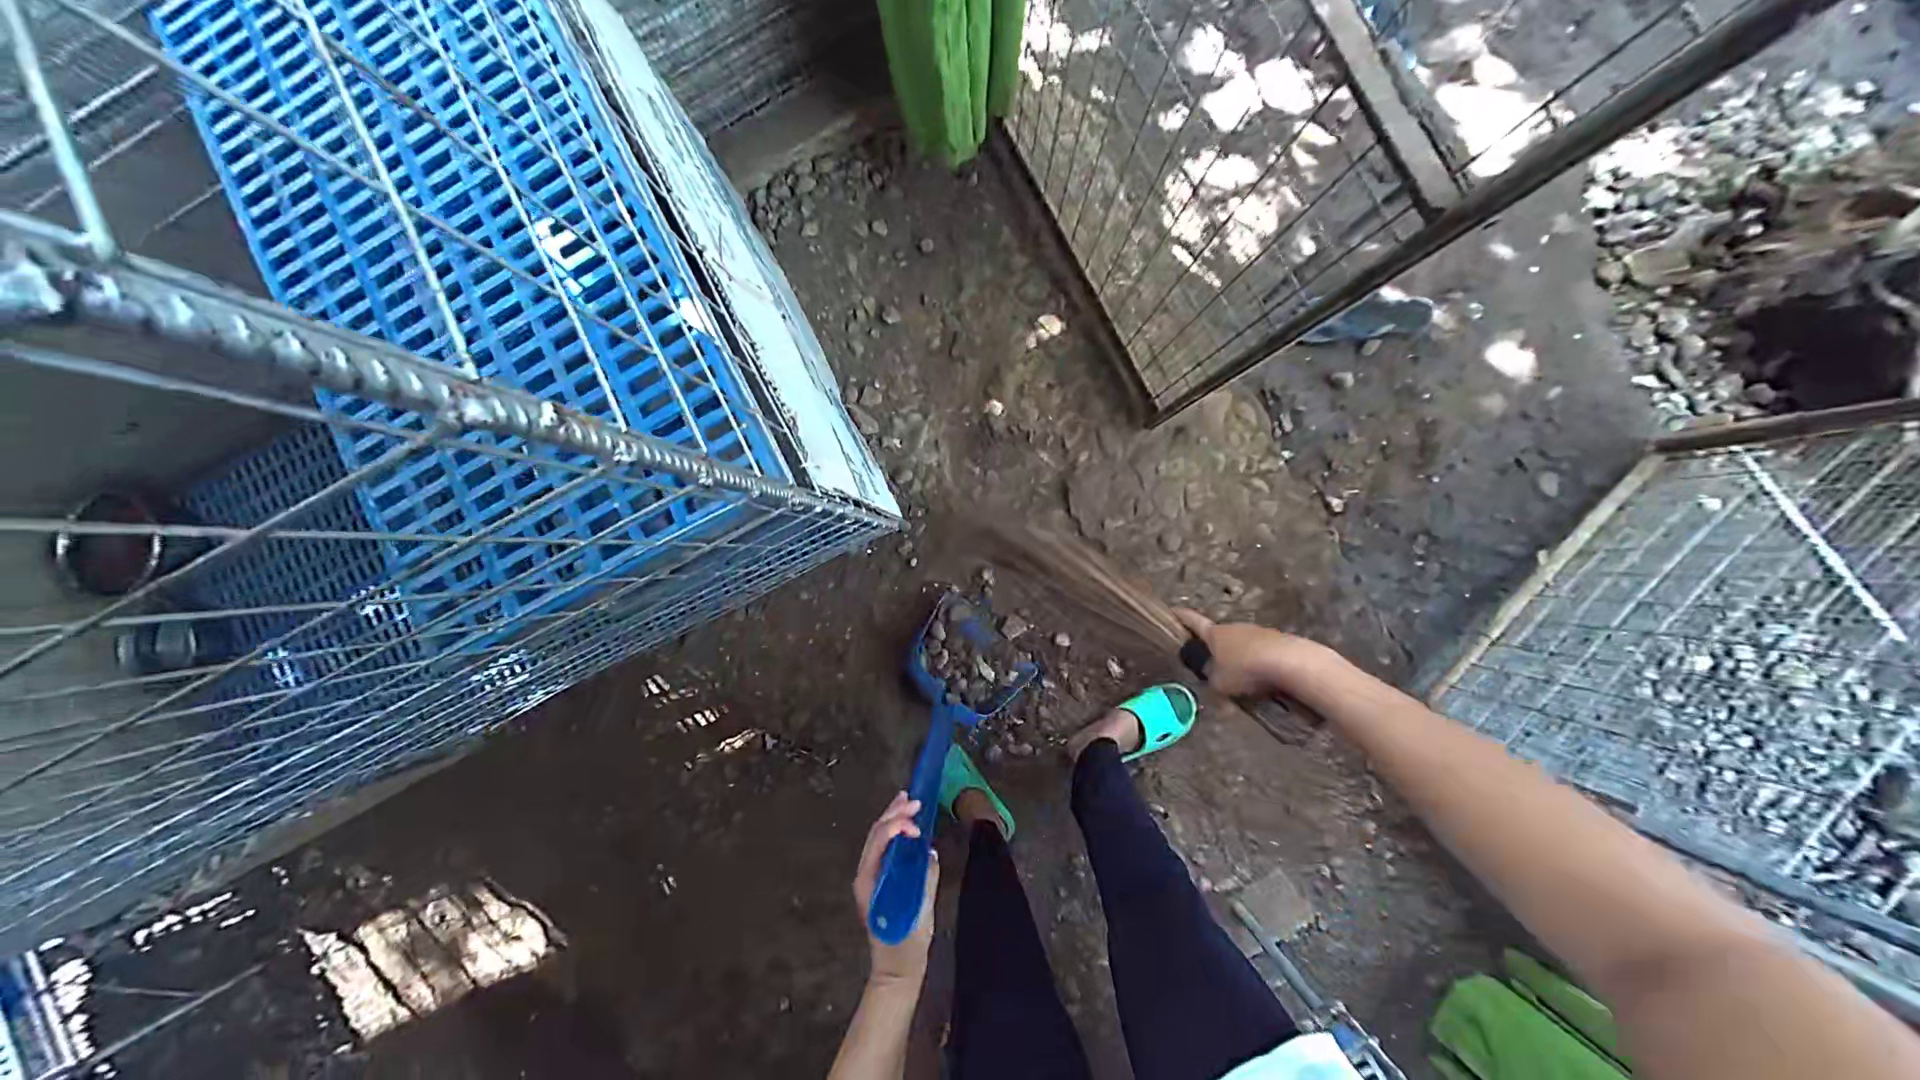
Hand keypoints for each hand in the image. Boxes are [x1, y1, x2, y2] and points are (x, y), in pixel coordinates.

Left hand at [851, 791, 937, 982]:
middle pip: (876, 835)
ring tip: (906, 800)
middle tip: (914, 800)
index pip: (879, 843)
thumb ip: (925, 880)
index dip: (896, 828)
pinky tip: (906, 823)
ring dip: (893, 817)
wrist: (896, 972)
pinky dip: (895, 832)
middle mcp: (865, 874)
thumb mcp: (919, 912)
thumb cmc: (906, 945)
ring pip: (878, 838)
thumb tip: (929, 852)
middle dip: (894, 814)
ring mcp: (871, 877)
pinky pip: (885, 848)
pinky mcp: (880, 880)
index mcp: (869, 881)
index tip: (917, 828)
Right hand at [1173, 607, 1321, 697]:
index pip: (1192, 621)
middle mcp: (1234, 627)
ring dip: (1238, 659)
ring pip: (1241, 646)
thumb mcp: (1220, 684)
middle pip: (1219, 636)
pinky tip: (1263, 681)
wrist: (1289, 662)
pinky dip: (1258, 664)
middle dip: (1214, 649)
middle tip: (1210, 667)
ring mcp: (1257, 632)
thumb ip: (1212, 686)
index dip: (1181, 617)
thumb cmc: (1244, 669)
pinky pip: (1261, 653)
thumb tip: (1214, 692)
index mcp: (1213, 633)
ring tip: (1241, 682)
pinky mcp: (1277, 641)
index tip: (1172, 611)